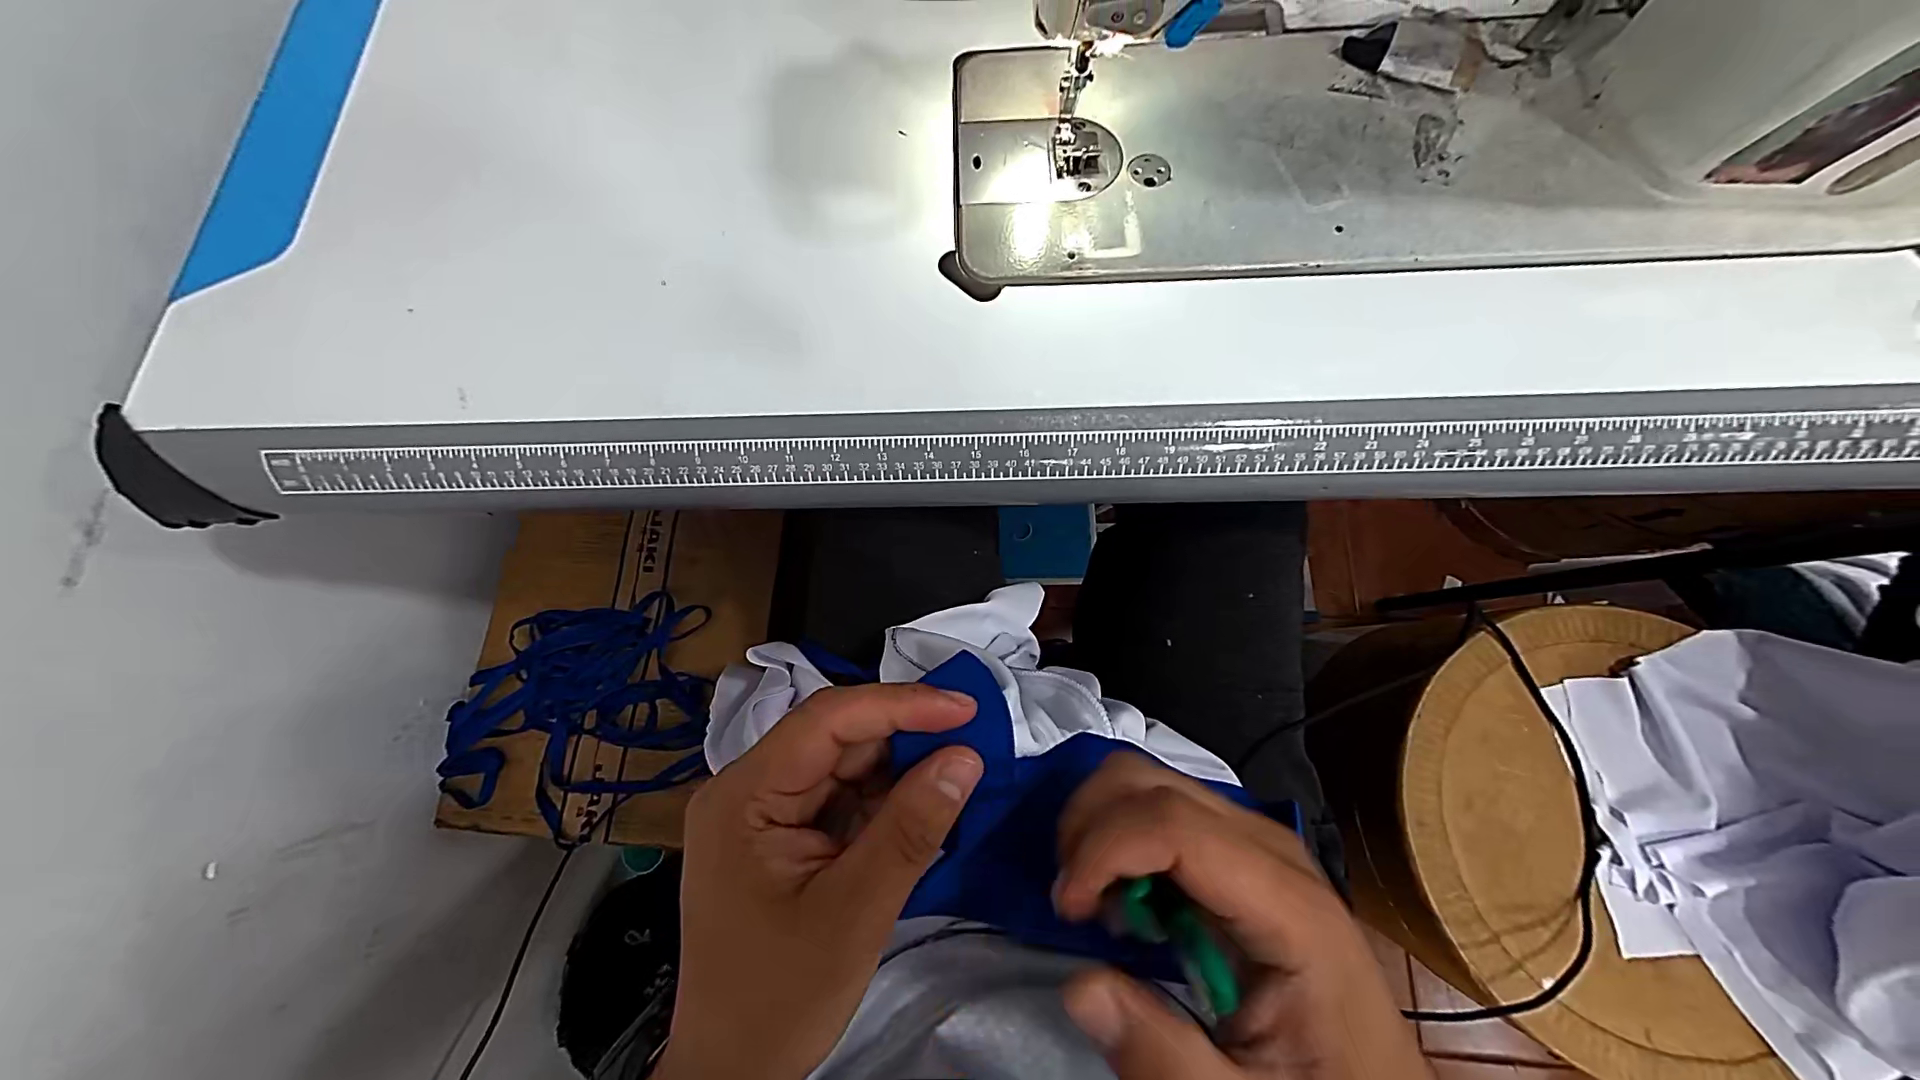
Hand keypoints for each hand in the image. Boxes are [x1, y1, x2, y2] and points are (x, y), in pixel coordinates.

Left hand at [655, 683, 983, 1079]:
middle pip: (837, 737)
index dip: (899, 705)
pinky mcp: (787, 831)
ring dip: (902, 766)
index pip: (826, 720)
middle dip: (906, 735)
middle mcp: (749, 787)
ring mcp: (767, 808)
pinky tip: (925, 800)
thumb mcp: (853, 914)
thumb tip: (965, 758)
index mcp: (743, 795)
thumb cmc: (780, 998)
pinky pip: (845, 795)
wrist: (735, 1071)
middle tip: (972, 737)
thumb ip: (910, 829)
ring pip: (846, 763)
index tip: (963, 707)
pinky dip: (888, 797)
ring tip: (958, 767)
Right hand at [1053, 754, 1430, 1079]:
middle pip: (1152, 785)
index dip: (1105, 850)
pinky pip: (1157, 806)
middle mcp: (1270, 848)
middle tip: (1074, 904)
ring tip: (1095, 899)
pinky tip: (1123, 895)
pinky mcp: (1234, 846)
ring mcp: (1252, 839)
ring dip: (1099, 825)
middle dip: (1090, 827)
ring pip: (1148, 781)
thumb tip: (1077, 986)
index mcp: (1288, 907)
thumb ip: (1163, 1058)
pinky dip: (1117, 833)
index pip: (1174, 826)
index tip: (1068, 910)